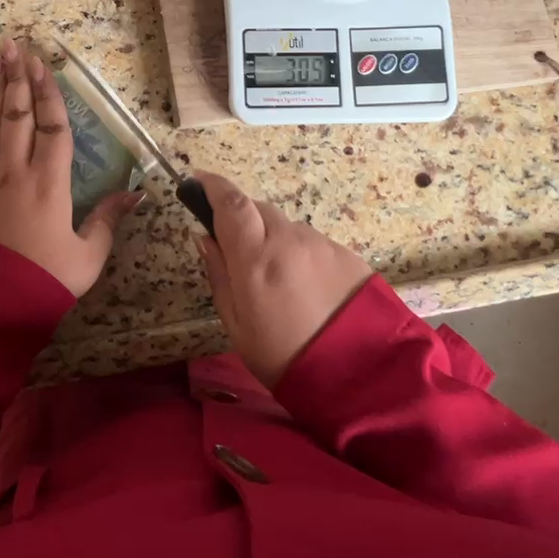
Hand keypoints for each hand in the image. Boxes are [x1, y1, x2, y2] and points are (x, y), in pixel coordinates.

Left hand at [0, 39, 141, 296]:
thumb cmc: (41, 282)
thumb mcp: (86, 257)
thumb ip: (107, 221)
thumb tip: (135, 193)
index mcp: (49, 184)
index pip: (52, 126)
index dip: (49, 93)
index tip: (44, 65)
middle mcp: (15, 170)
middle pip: (17, 112)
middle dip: (17, 76)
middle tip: (15, 44)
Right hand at [194, 172, 374, 386]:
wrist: (360, 376)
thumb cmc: (284, 357)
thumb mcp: (236, 324)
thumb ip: (218, 274)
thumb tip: (205, 238)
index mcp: (255, 259)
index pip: (231, 204)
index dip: (212, 186)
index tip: (198, 180)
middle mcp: (289, 240)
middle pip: (259, 210)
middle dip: (244, 219)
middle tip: (240, 250)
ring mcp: (321, 245)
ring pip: (288, 228)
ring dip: (276, 240)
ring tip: (281, 282)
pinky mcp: (347, 254)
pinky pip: (313, 243)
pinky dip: (302, 255)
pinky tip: (308, 289)